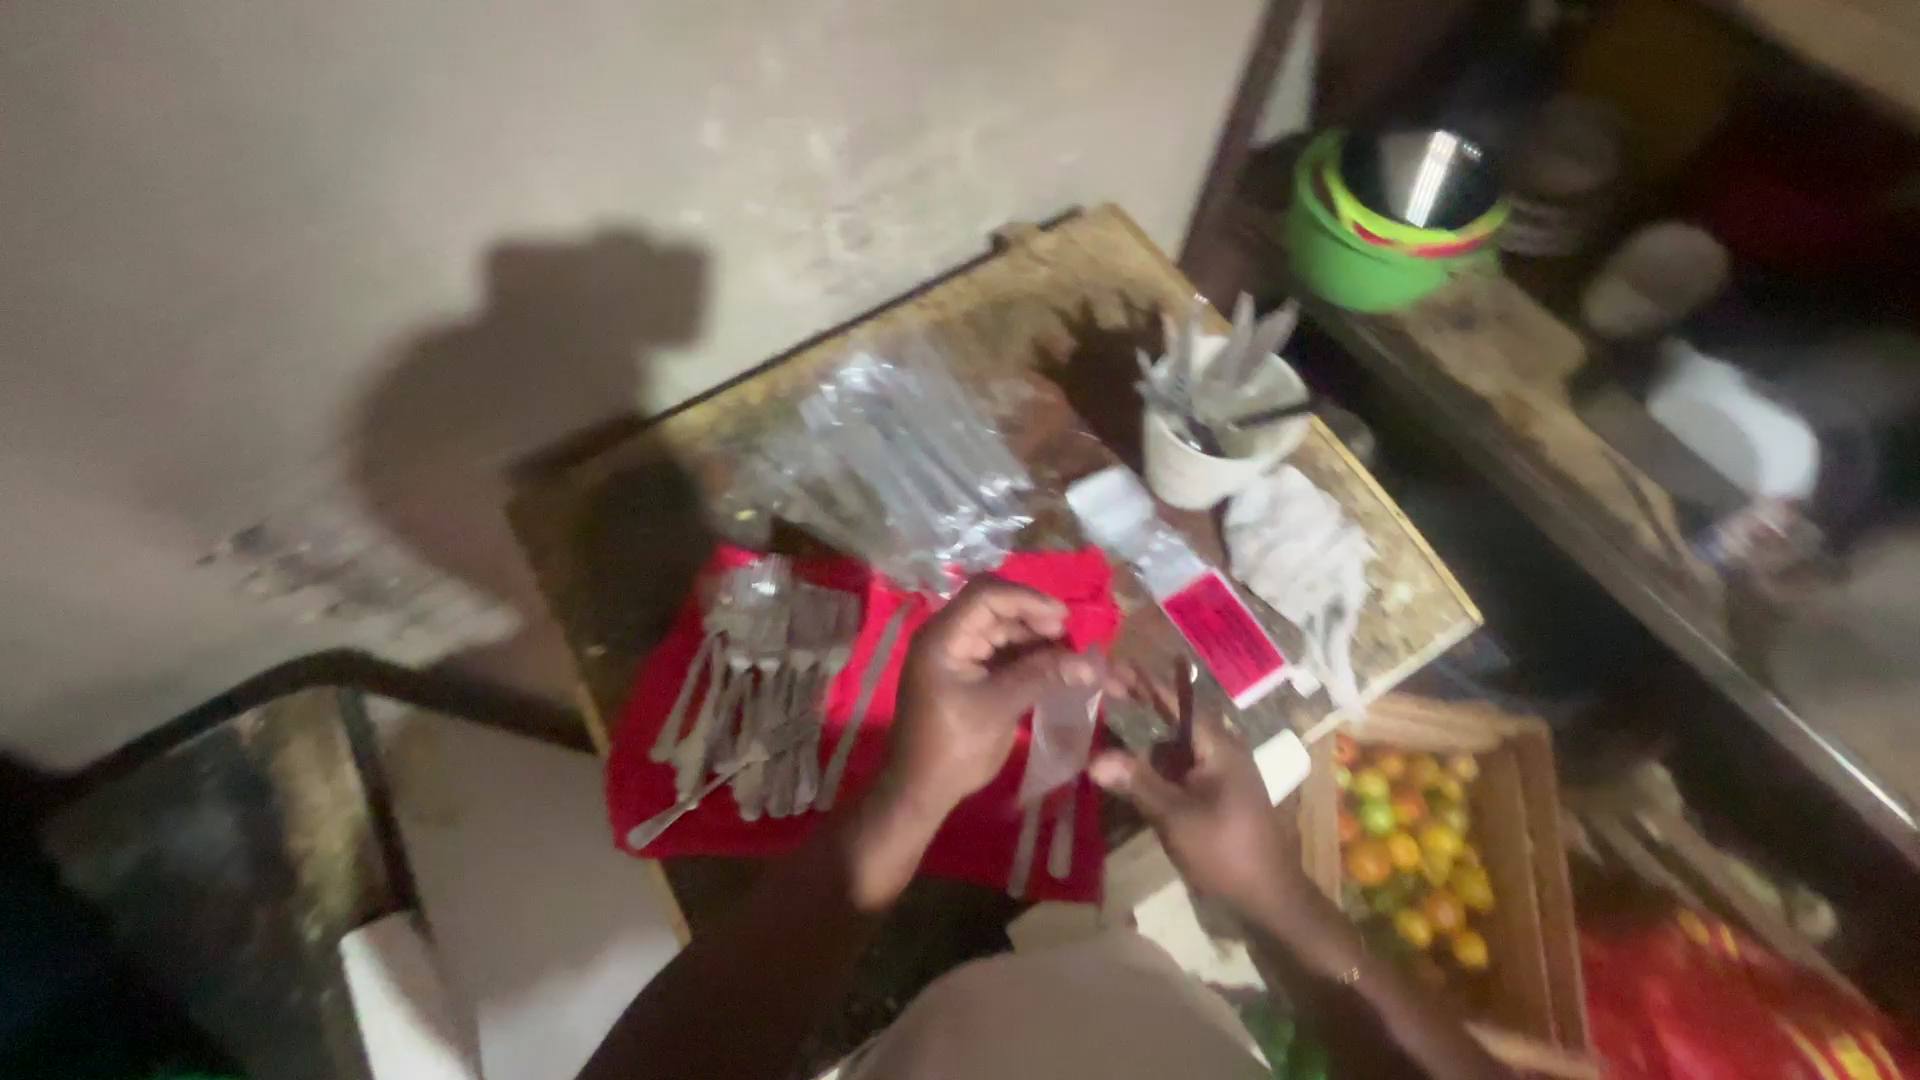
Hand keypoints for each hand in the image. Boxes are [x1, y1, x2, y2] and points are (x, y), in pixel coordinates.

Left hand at [882, 576, 1095, 821]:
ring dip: (1037, 639)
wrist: (921, 790)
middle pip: (997, 608)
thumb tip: (1089, 663)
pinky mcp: (970, 672)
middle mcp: (949, 636)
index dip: (1026, 599)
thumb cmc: (952, 747)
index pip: (986, 595)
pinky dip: (1030, 657)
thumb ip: (1040, 677)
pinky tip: (1057, 667)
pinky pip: (1004, 653)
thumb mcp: (998, 709)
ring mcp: (959, 654)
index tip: (1063, 617)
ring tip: (1071, 655)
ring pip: (1004, 630)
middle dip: (1035, 619)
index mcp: (943, 636)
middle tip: (1071, 638)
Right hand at [1090, 668, 1309, 921]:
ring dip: (1147, 745)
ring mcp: (1222, 775)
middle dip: (1142, 708)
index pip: (1178, 700)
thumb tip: (1094, 759)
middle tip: (1106, 694)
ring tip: (1111, 743)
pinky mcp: (1218, 797)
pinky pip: (1182, 770)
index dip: (1146, 682)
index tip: (1116, 664)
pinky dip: (1158, 770)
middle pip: (1176, 720)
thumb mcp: (1176, 816)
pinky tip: (1134, 778)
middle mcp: (1223, 751)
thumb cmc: (1226, 852)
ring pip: (1176, 748)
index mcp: (1219, 746)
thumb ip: (1136, 782)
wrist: (1271, 901)